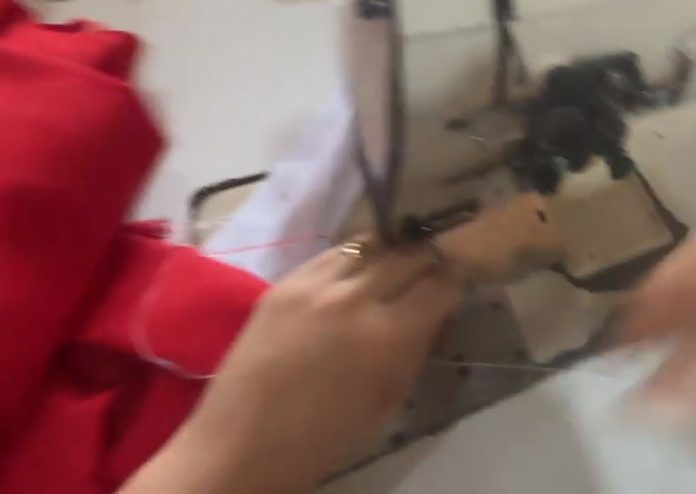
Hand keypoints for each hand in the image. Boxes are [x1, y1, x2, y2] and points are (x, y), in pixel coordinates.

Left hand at [129, 240, 461, 493]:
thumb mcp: (385, 403)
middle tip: (436, 268)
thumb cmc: (318, 443)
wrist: (235, 451)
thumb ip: (416, 350)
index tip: (460, 282)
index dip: (457, 280)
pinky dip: (356, 257)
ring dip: (395, 252)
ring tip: (399, 262)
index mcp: (386, 338)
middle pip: (413, 254)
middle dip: (431, 260)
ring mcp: (318, 284)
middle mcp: (356, 298)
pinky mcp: (288, 280)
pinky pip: (336, 252)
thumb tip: (438, 312)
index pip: (441, 284)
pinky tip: (359, 270)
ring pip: (376, 243)